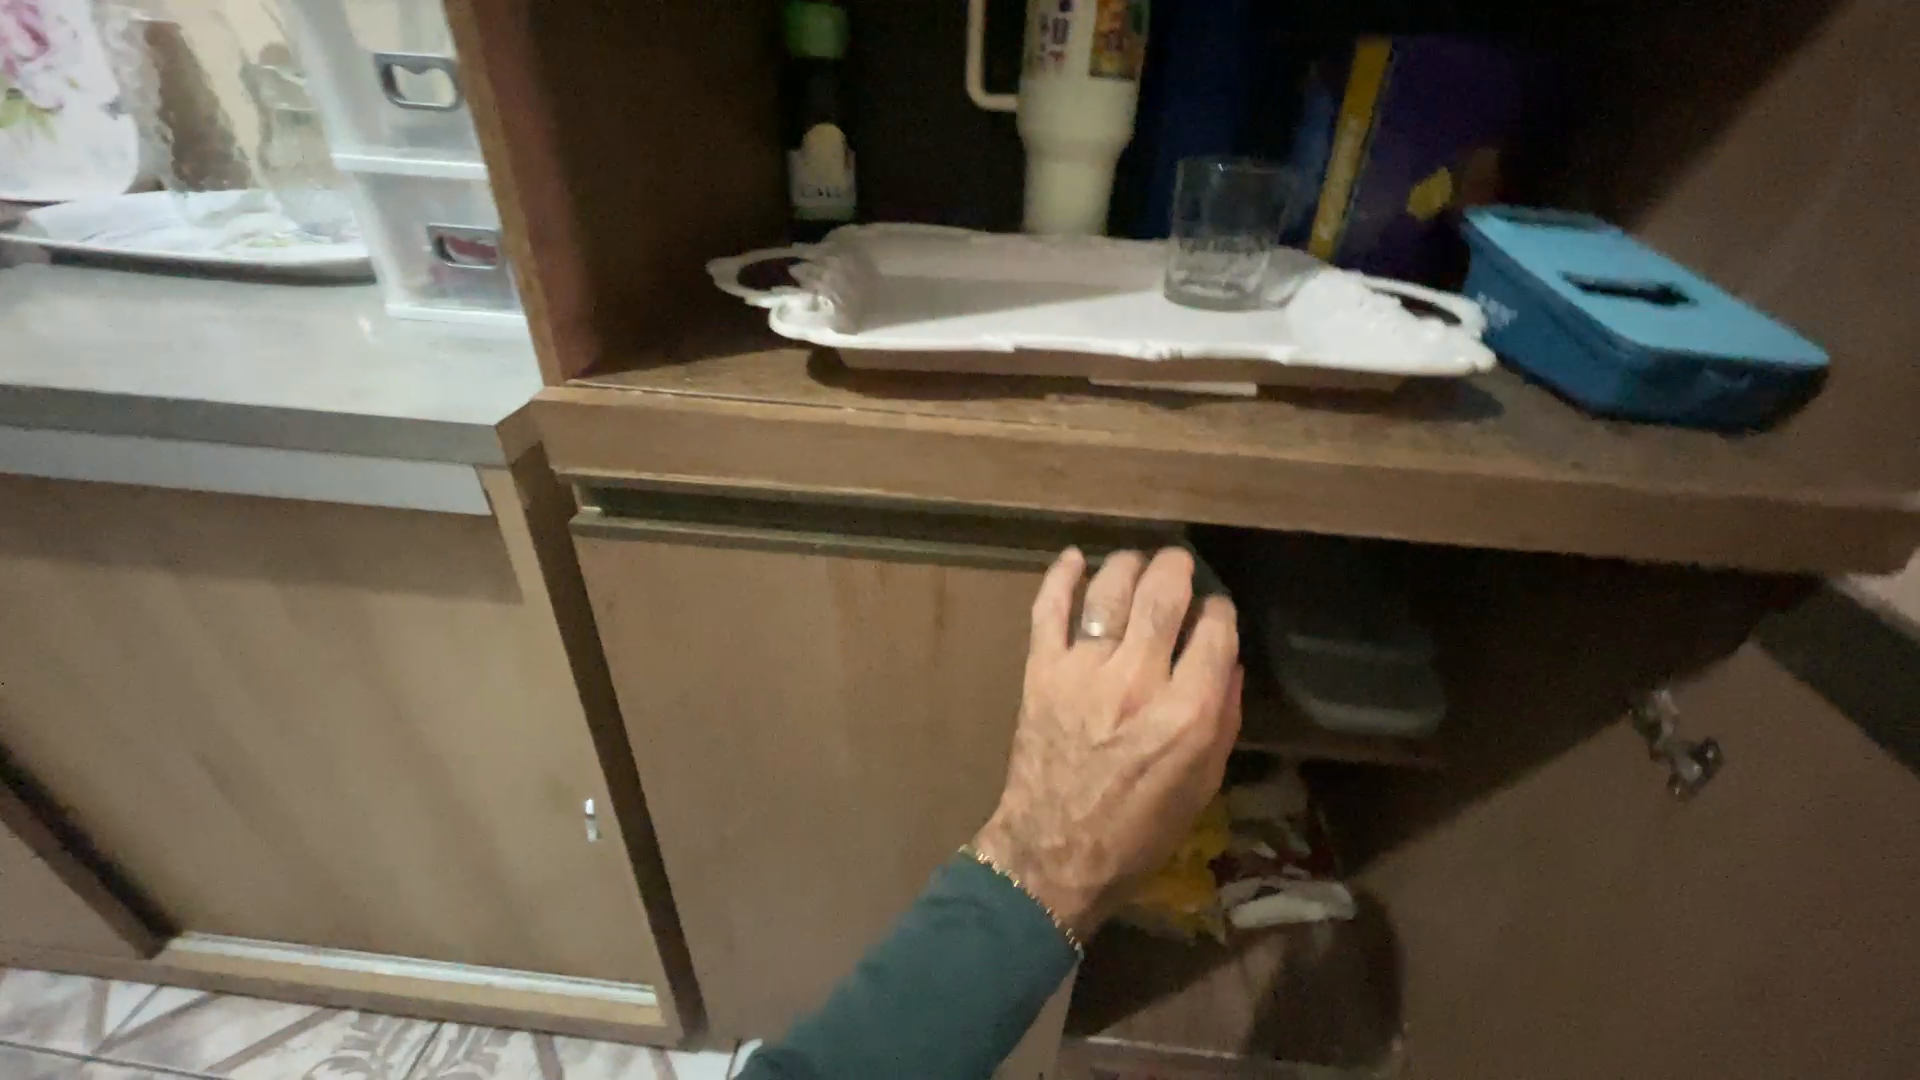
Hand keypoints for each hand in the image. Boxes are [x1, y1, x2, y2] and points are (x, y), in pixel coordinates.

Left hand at [973, 546, 1242, 941]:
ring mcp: (1083, 671)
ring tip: (1137, 560)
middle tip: (1179, 562)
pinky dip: (1060, 577)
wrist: (1055, 849)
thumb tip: (1226, 661)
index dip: (1219, 609)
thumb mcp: (1203, 784)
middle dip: (1177, 568)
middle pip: (1162, 597)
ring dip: (1127, 565)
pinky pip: (1049, 609)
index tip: (1215, 607)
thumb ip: (1222, 718)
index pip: (1214, 632)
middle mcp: (1137, 682)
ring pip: (1109, 592)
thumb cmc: (1138, 828)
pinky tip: (1074, 558)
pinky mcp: (1042, 671)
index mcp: (1186, 715)